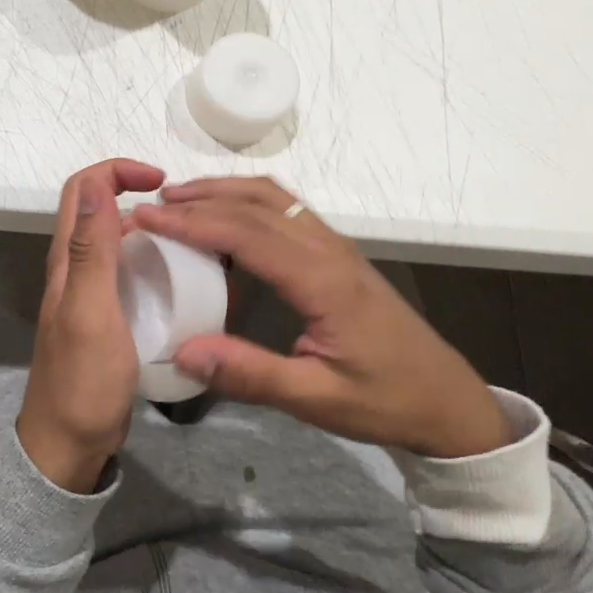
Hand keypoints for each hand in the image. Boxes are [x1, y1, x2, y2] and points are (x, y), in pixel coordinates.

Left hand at [16, 159, 166, 492]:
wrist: (70, 442)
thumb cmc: (82, 380)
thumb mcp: (89, 311)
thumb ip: (90, 250)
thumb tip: (96, 185)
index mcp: (66, 261)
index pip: (82, 190)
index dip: (118, 171)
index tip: (162, 182)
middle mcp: (74, 270)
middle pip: (100, 211)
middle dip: (139, 195)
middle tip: (186, 213)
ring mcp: (90, 295)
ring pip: (116, 243)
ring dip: (150, 230)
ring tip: (194, 242)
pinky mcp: (107, 319)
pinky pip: (129, 275)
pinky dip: (153, 264)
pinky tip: (182, 281)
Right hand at [129, 177, 511, 458]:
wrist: (446, 401)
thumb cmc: (385, 401)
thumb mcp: (316, 399)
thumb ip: (250, 374)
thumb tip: (183, 353)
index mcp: (323, 280)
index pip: (246, 233)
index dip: (191, 222)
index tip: (145, 219)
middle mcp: (329, 249)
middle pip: (257, 203)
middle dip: (199, 199)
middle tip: (149, 207)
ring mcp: (336, 247)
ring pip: (274, 197)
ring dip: (223, 192)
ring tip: (176, 201)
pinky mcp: (337, 255)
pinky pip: (286, 210)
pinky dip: (246, 203)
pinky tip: (222, 221)